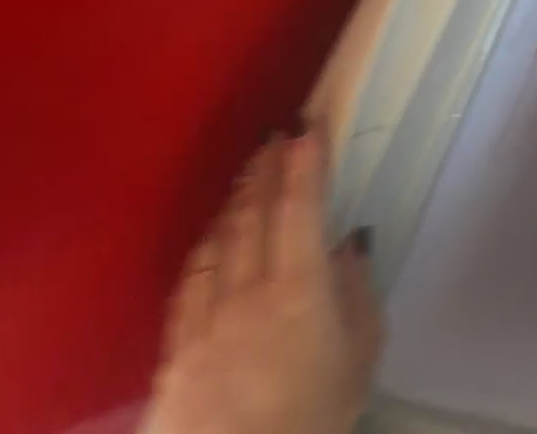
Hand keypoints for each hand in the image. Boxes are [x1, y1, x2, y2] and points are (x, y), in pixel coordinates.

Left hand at [141, 129, 381, 433]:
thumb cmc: (317, 411)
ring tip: (248, 171)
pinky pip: (190, 280)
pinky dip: (207, 245)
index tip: (308, 130)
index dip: (304, 167)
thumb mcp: (361, 352)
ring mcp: (204, 320)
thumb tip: (350, 241)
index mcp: (298, 290)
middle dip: (266, 171)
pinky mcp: (175, 349)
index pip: (299, 212)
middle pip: (253, 218)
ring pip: (218, 243)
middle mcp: (246, 293)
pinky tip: (213, 235)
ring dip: (235, 201)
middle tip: (275, 133)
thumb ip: (356, 291)